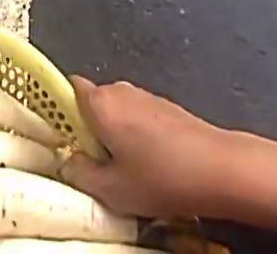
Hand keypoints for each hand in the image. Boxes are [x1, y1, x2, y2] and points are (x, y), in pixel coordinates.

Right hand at [59, 77, 236, 219]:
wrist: (217, 167)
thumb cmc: (161, 176)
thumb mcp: (112, 189)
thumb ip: (81, 173)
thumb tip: (66, 161)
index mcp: (101, 102)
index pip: (68, 87)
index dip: (59, 109)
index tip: (60, 135)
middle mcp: (120, 89)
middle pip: (91, 102)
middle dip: (88, 129)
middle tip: (92, 164)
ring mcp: (144, 95)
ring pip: (115, 110)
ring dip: (112, 134)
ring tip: (123, 169)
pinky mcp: (163, 105)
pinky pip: (135, 115)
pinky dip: (133, 134)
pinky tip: (147, 163)